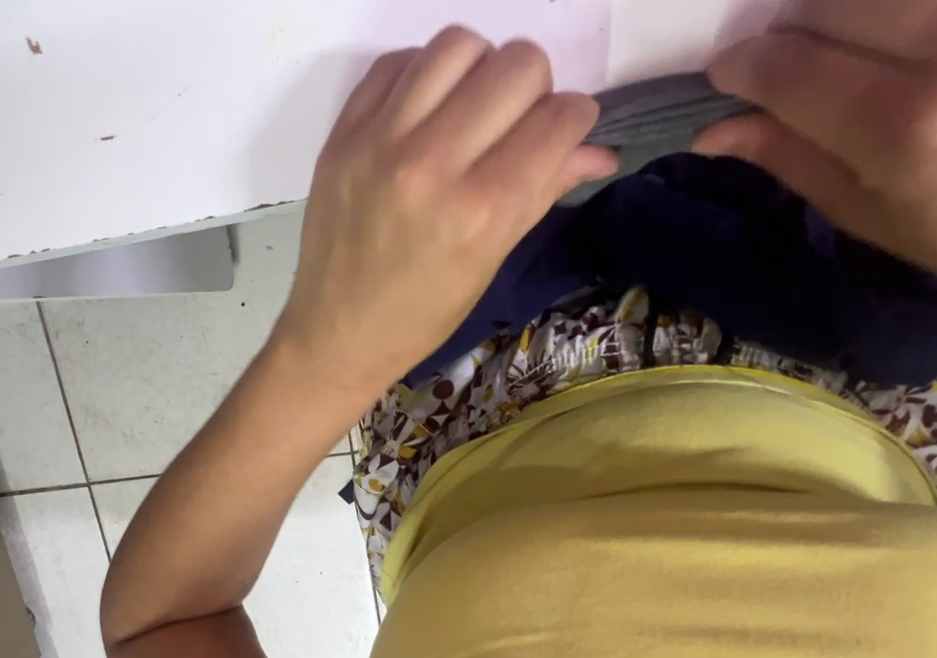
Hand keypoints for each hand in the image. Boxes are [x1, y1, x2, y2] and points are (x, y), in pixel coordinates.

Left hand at [273, 28, 617, 388]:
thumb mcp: (490, 263)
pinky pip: (398, 60)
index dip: (573, 121)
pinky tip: (424, 114)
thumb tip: (600, 149)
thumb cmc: (422, 315)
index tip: (558, 137)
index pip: (560, 118)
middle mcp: (433, 165)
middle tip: (513, 127)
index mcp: (481, 211)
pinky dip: (422, 76)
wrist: (337, 334)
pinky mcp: (343, 133)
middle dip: (533, 90)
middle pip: (519, 64)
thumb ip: (543, 192)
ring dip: (478, 70)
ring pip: (459, 44)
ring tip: (468, 111)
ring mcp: (381, 143)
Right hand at [696, 0, 936, 321]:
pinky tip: (934, 32)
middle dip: (794, 25)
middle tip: (794, 56)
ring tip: (864, 42)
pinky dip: (927, 3)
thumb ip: (793, 159)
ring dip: (857, 7)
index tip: (728, 68)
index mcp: (908, 130)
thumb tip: (713, 129)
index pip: (791, 67)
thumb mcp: (877, 218)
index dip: (744, 64)